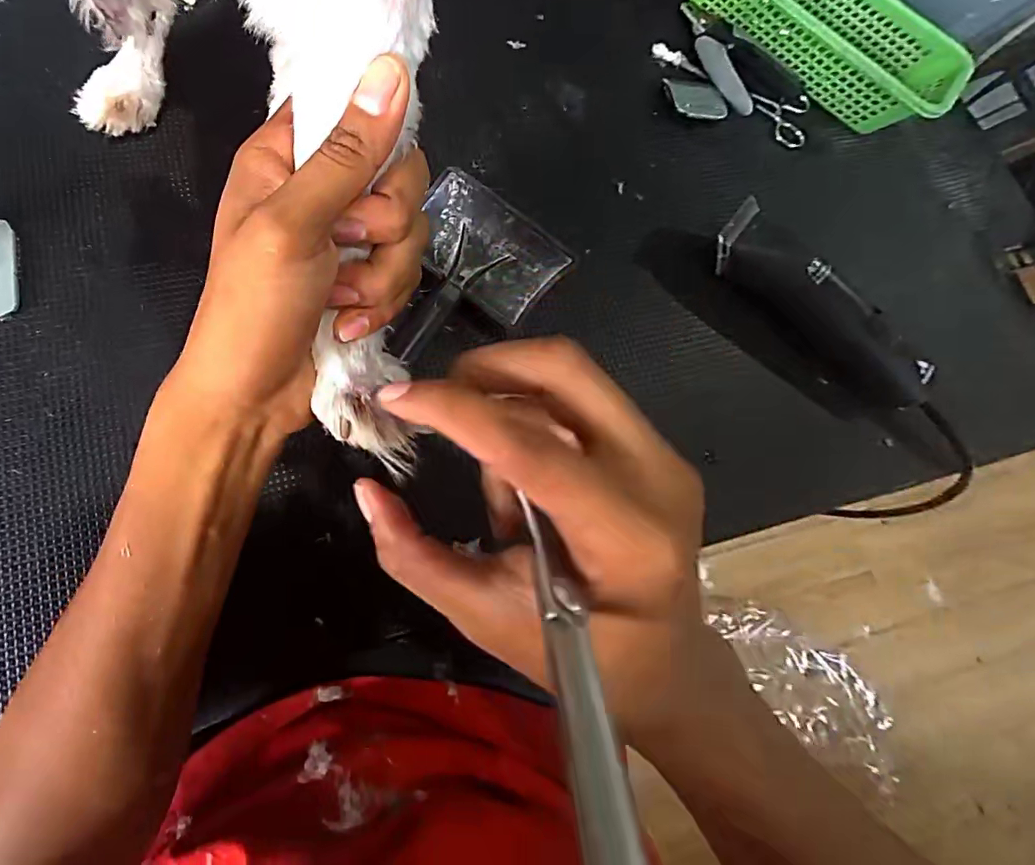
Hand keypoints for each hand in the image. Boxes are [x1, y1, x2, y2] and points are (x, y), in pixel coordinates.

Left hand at [171, 53, 429, 432]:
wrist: (251, 398)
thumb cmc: (252, 306)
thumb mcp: (293, 224)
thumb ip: (346, 154)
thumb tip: (391, 71)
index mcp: (284, 155)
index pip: (348, 105)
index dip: (375, 128)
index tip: (379, 166)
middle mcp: (318, 187)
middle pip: (397, 170)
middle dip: (384, 220)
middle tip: (346, 243)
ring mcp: (345, 234)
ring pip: (409, 225)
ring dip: (382, 272)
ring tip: (341, 297)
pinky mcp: (364, 275)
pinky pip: (406, 267)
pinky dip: (383, 298)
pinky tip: (349, 319)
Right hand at [353, 338, 712, 742]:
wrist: (667, 664)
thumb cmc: (582, 660)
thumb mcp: (484, 617)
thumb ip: (414, 557)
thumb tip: (367, 491)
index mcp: (624, 536)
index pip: (530, 447)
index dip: (455, 411)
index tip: (394, 397)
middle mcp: (655, 476)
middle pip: (563, 369)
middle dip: (484, 368)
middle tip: (436, 400)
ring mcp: (662, 453)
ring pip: (567, 373)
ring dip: (504, 395)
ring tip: (491, 472)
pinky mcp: (654, 443)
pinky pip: (576, 393)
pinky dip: (527, 408)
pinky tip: (519, 470)